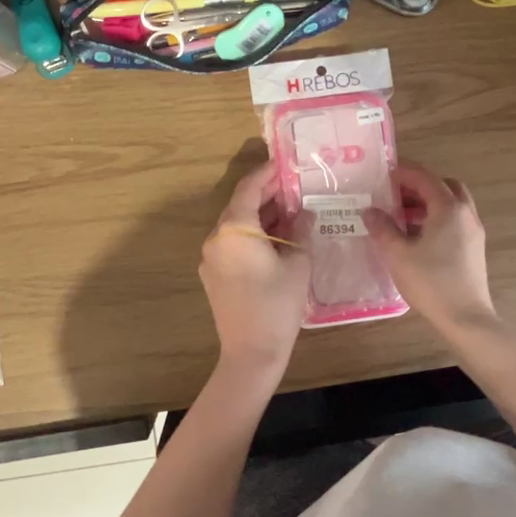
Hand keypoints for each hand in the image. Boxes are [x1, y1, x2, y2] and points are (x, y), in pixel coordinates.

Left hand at [200, 162, 311, 372]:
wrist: (252, 352)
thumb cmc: (277, 305)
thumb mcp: (298, 263)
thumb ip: (300, 231)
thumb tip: (304, 213)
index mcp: (234, 230)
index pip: (248, 189)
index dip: (267, 174)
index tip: (284, 164)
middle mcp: (216, 239)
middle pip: (240, 206)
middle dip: (267, 195)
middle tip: (294, 186)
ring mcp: (211, 258)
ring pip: (237, 227)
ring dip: (261, 217)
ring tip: (291, 211)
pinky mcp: (214, 276)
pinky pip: (233, 245)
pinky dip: (253, 236)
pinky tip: (278, 239)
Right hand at [366, 163, 497, 332]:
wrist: (465, 318)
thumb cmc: (430, 282)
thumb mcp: (398, 254)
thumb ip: (382, 228)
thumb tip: (370, 211)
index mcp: (449, 209)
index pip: (425, 178)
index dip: (403, 172)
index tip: (383, 174)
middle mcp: (466, 214)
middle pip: (444, 186)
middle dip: (420, 186)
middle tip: (395, 195)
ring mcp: (473, 232)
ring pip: (451, 205)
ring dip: (428, 203)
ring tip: (400, 216)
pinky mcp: (474, 248)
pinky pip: (455, 221)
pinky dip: (436, 219)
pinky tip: (416, 237)